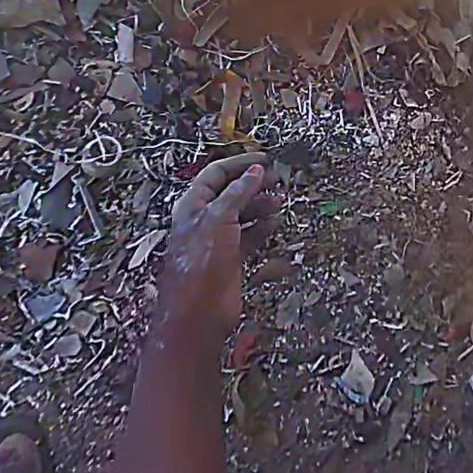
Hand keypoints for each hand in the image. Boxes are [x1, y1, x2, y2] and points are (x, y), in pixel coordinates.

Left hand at [156, 152, 274, 347]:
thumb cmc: (200, 262)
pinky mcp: (230, 257)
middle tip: (276, 179)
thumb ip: (238, 192)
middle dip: (253, 184)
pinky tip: (274, 223)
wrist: (198, 313)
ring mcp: (218, 239)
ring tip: (278, 201)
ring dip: (260, 205)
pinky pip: (249, 235)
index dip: (239, 164)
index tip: (263, 159)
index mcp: (193, 205)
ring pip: (242, 213)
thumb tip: (255, 172)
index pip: (216, 174)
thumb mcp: (218, 218)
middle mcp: (204, 218)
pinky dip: (262, 227)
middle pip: (231, 192)